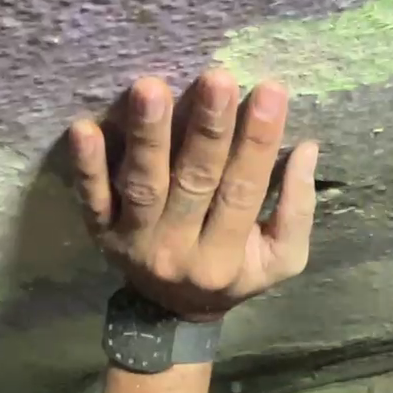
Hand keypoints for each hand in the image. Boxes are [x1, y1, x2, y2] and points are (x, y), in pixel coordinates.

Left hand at [68, 68, 320, 320]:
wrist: (171, 312)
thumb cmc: (233, 273)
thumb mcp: (280, 259)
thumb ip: (297, 211)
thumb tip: (307, 149)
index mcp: (225, 258)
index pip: (245, 191)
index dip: (258, 143)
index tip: (271, 91)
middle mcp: (179, 252)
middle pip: (195, 183)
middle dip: (208, 131)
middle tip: (216, 80)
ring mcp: (135, 241)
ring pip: (144, 185)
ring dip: (148, 137)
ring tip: (152, 89)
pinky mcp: (100, 231)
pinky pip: (92, 198)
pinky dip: (87, 166)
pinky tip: (85, 129)